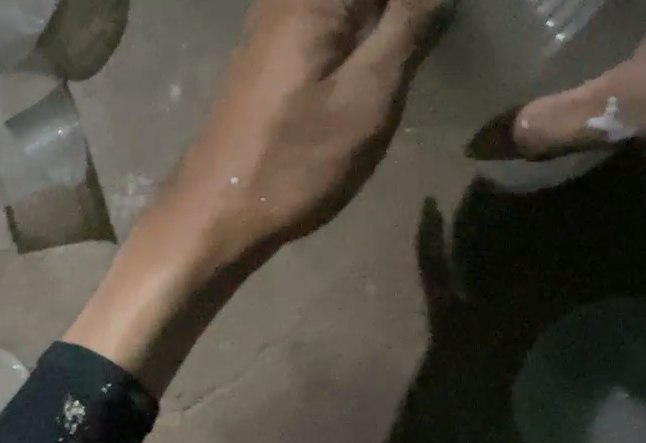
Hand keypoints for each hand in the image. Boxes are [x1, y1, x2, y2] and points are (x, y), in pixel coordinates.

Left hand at [66, 0, 443, 395]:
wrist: (214, 218)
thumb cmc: (293, 163)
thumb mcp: (368, 94)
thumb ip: (412, 20)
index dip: (415, 7)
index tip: (430, 33)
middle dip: (399, 17)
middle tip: (419, 51)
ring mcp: (268, 25)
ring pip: (343, 12)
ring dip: (380, 27)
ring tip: (406, 55)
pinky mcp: (263, 60)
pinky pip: (322, 28)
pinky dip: (352, 42)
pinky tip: (367, 71)